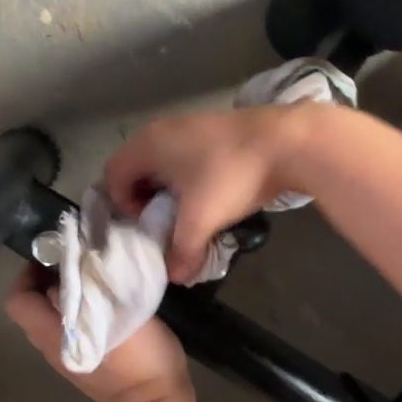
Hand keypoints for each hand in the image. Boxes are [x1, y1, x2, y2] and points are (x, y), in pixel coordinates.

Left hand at [4, 264, 193, 401]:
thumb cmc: (141, 357)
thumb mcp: (118, 314)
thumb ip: (87, 291)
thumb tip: (64, 275)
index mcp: (53, 335)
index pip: (18, 300)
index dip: (27, 274)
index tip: (52, 256)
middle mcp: (52, 348)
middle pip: (32, 308)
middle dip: (47, 282)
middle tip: (76, 263)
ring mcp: (67, 359)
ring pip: (49, 321)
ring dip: (63, 299)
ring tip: (92, 282)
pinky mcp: (83, 365)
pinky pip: (66, 332)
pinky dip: (75, 316)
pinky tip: (103, 308)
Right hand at [103, 103, 319, 282]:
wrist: (288, 141)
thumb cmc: (230, 176)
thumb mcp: (201, 221)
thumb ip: (182, 251)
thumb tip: (176, 277)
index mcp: (148, 145)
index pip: (113, 175)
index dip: (122, 205)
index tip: (147, 224)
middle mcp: (161, 129)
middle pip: (135, 167)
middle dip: (143, 198)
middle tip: (163, 222)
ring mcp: (188, 124)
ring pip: (162, 160)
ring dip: (166, 188)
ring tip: (187, 211)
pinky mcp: (213, 127)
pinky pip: (184, 154)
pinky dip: (186, 175)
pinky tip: (210, 193)